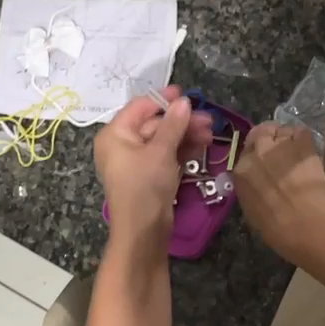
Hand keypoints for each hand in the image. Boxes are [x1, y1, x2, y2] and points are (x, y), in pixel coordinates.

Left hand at [95, 86, 212, 244]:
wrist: (143, 231)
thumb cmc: (145, 185)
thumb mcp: (160, 151)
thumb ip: (173, 124)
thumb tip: (184, 102)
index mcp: (115, 134)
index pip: (140, 107)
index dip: (163, 99)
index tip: (187, 94)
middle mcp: (122, 145)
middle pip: (155, 124)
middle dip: (182, 121)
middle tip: (208, 120)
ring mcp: (136, 162)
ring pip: (164, 140)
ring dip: (186, 136)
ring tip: (210, 135)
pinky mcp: (150, 176)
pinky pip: (166, 156)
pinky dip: (182, 150)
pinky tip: (202, 147)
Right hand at [234, 124, 324, 263]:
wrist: (308, 226)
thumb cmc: (279, 230)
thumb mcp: (252, 212)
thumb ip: (250, 191)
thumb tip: (256, 184)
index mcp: (240, 173)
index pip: (244, 155)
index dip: (255, 158)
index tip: (265, 165)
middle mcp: (256, 153)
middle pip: (258, 135)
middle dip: (266, 141)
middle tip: (278, 154)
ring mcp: (279, 145)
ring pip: (278, 129)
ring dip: (284, 138)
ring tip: (294, 151)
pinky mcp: (302, 143)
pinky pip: (299, 131)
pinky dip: (302, 139)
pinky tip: (305, 152)